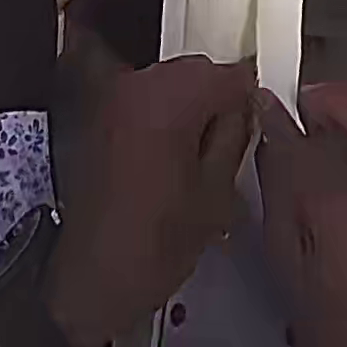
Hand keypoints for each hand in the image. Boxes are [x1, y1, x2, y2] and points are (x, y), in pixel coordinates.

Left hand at [43, 55, 254, 346]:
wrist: (94, 274)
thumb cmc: (155, 241)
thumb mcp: (217, 189)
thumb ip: (236, 133)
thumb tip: (242, 108)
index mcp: (174, 97)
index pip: (230, 74)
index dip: (248, 98)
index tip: (252, 119)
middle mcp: (141, 84)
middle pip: (198, 71)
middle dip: (216, 98)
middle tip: (226, 140)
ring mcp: (116, 95)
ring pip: (171, 81)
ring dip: (188, 104)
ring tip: (194, 152)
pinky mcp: (101, 111)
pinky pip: (145, 96)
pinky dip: (161, 111)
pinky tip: (167, 150)